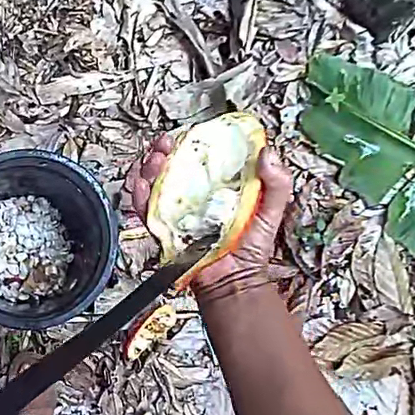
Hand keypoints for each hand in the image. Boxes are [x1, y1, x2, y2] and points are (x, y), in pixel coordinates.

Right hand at [126, 132, 293, 301]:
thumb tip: (267, 153)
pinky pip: (145, 210)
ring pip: (153, 183)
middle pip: (168, 166)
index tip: (185, 134)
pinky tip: (142, 185)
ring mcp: (176, 212)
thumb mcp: (272, 210)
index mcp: (216, 185)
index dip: (186, 142)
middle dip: (161, 151)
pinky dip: (139, 196)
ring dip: (148, 168)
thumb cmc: (252, 248)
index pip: (196, 157)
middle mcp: (192, 196)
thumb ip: (276, 183)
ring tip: (154, 162)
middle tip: (163, 146)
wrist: (235, 281)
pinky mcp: (164, 229)